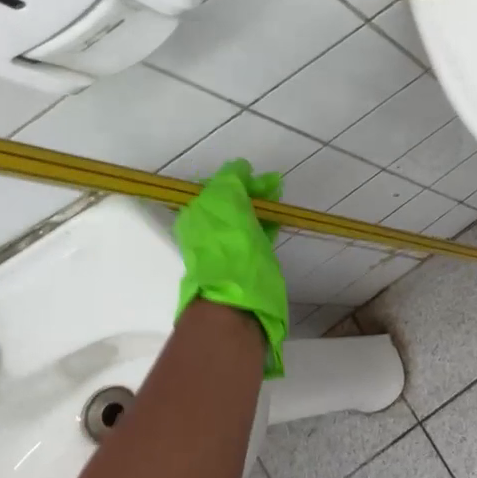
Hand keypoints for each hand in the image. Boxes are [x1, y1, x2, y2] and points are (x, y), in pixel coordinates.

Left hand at [174, 159, 288, 376]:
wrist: (236, 308)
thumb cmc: (231, 256)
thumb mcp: (226, 208)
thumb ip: (230, 185)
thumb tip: (239, 168)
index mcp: (198, 221)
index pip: (218, 192)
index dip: (241, 182)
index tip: (265, 180)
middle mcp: (207, 237)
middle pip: (229, 208)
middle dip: (250, 196)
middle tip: (275, 189)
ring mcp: (226, 255)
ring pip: (242, 224)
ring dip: (258, 211)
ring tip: (278, 205)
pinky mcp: (244, 272)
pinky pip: (252, 241)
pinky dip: (263, 229)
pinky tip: (275, 227)